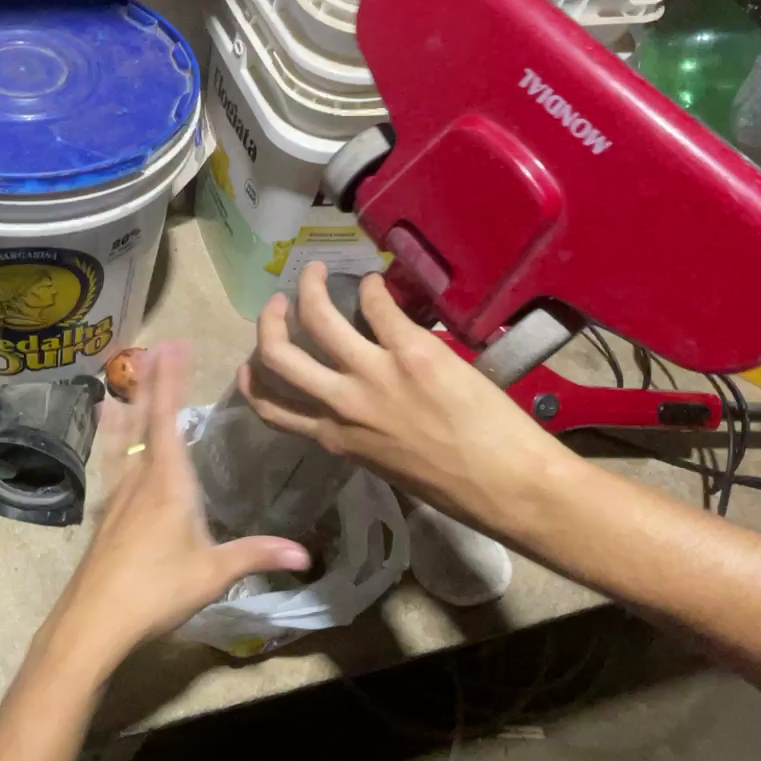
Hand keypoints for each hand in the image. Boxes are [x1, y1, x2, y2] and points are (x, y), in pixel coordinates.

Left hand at [39, 342, 310, 672]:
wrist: (92, 621)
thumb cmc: (155, 591)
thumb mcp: (212, 575)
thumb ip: (255, 556)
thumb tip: (305, 553)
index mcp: (168, 483)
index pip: (169, 419)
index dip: (172, 380)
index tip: (175, 346)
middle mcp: (139, 479)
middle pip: (142, 419)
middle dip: (149, 382)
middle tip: (152, 347)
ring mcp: (117, 495)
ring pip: (120, 438)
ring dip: (125, 406)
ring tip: (118, 381)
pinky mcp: (104, 514)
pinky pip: (110, 461)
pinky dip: (110, 438)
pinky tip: (107, 439)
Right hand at [236, 263, 573, 532]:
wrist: (510, 484)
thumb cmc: (454, 488)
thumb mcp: (386, 467)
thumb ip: (359, 436)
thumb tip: (356, 406)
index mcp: (335, 439)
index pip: (272, 408)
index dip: (253, 381)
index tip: (250, 363)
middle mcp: (341, 404)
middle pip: (278, 355)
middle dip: (269, 322)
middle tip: (277, 303)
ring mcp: (373, 374)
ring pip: (317, 318)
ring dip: (309, 288)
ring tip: (314, 271)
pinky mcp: (411, 351)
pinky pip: (377, 306)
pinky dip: (372, 289)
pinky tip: (376, 284)